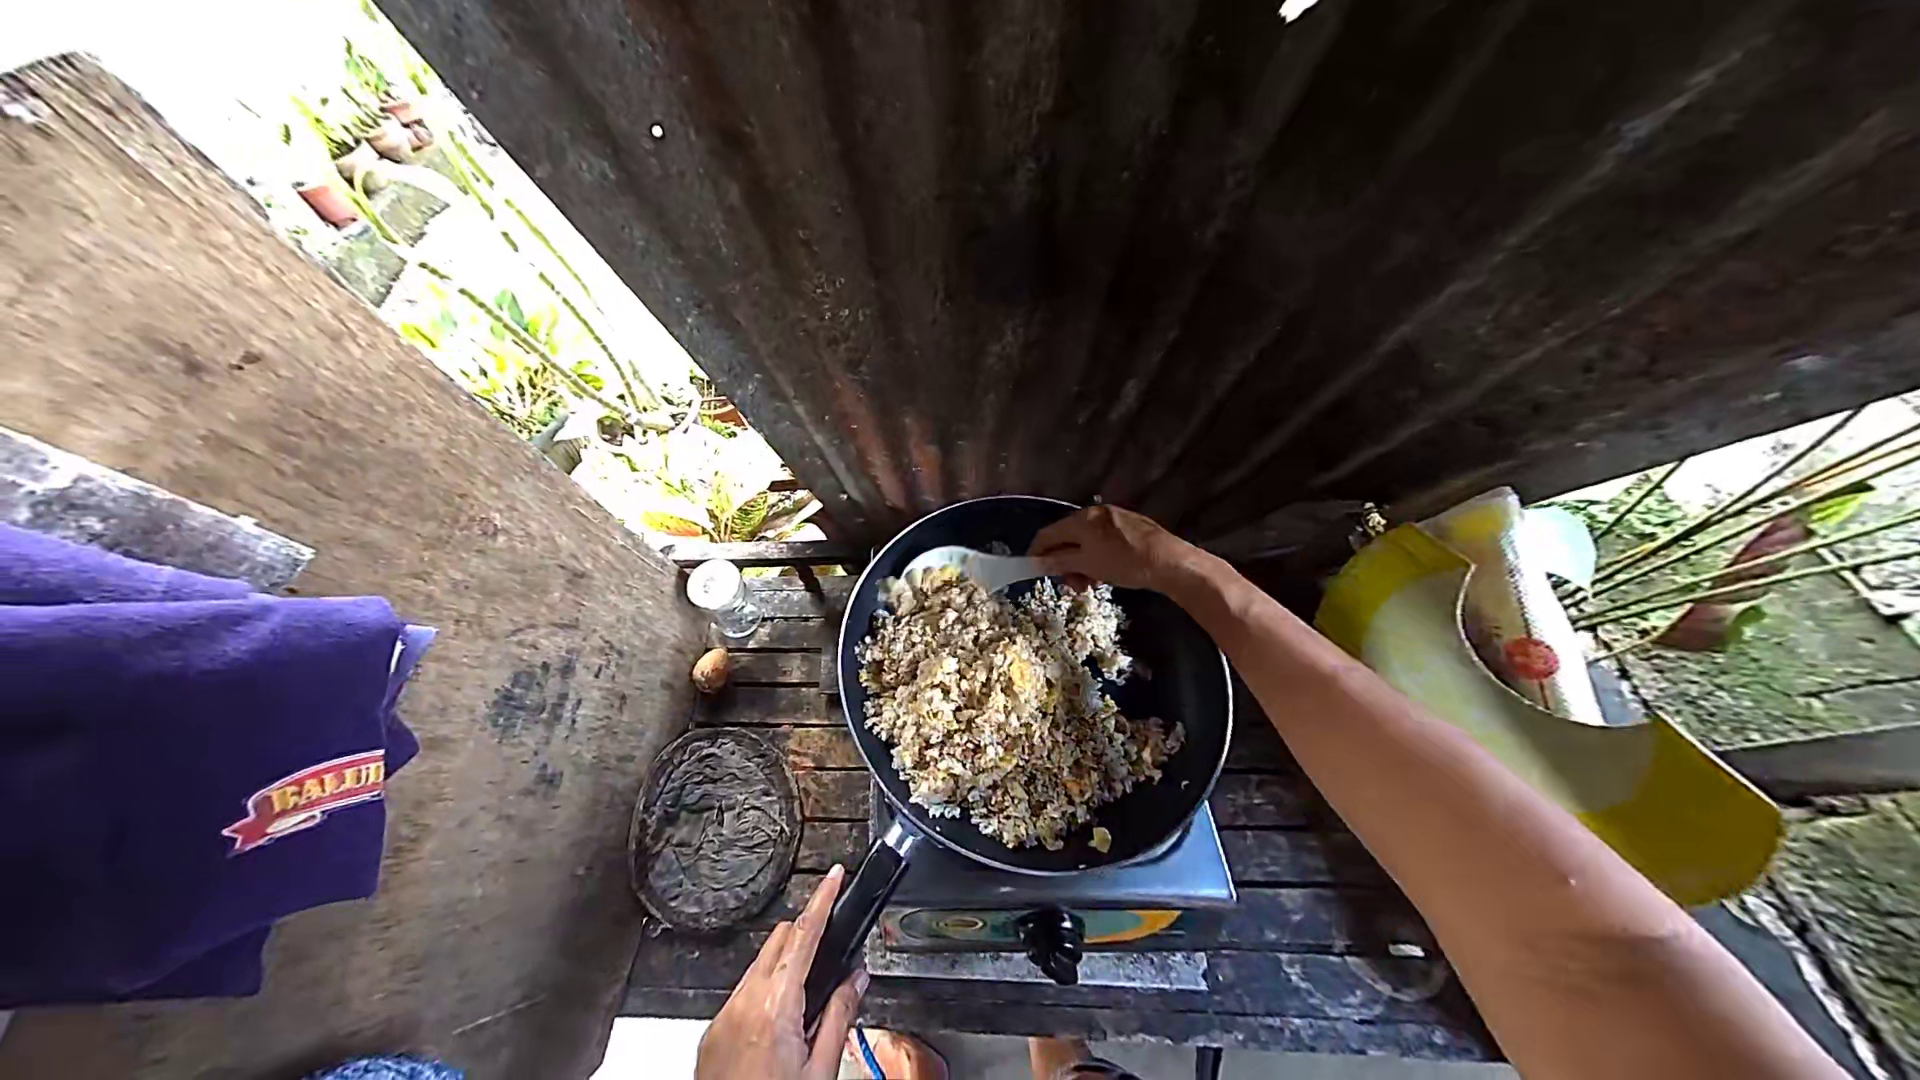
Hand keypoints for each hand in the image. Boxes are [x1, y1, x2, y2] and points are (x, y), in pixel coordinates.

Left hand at [695, 865, 867, 1079]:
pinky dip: (764, 990)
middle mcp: (743, 1002)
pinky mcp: (712, 1033)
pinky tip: (779, 1025)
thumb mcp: (819, 1072)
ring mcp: (723, 1017)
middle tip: (831, 953)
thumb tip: (857, 979)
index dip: (823, 898)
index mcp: (776, 1006)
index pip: (804, 933)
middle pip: (780, 939)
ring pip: (760, 964)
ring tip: (806, 1005)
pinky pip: (742, 991)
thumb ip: (840, 1016)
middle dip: (806, 934)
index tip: (834, 876)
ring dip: (785, 965)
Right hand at [1028, 504, 1209, 592]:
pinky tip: (1105, 574)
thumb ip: (1060, 562)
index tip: (1033, 569)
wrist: (1169, 561)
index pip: (1048, 533)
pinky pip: (1102, 542)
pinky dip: (1096, 558)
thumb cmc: (1125, 562)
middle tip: (1071, 585)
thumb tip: (1038, 562)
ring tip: (1090, 584)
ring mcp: (1113, 518)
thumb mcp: (1088, 565)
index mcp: (1081, 520)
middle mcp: (1095, 513)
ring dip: (1081, 563)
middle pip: (1067, 538)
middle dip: (1064, 563)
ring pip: (1086, 541)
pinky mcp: (1129, 526)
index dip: (1037, 552)